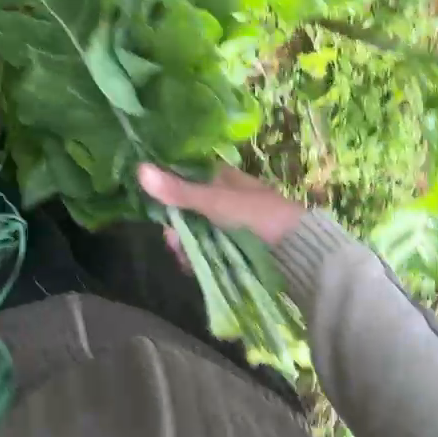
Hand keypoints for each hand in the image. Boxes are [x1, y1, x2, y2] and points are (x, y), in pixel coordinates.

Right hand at [137, 163, 305, 258]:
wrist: (299, 252)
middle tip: (175, 243)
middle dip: (178, 228)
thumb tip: (138, 168)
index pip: (185, 179)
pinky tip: (197, 268)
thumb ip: (177, 190)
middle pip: (188, 210)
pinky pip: (211, 250)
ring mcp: (233, 223)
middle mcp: (226, 197)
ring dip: (188, 246)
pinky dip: (202, 258)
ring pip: (198, 233)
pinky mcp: (240, 247)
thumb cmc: (256, 215)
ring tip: (187, 260)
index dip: (169, 195)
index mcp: (222, 177)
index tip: (160, 212)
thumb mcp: (213, 201)